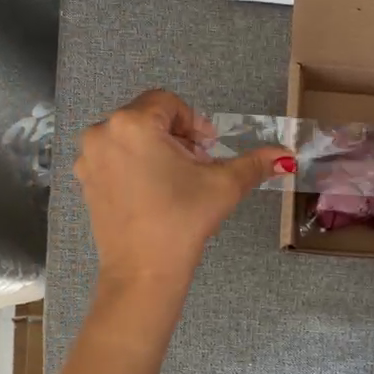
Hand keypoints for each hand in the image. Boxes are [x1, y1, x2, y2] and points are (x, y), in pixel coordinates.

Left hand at [74, 89, 291, 289]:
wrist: (143, 271)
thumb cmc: (182, 221)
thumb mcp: (224, 186)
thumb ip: (255, 164)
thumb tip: (287, 156)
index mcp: (132, 124)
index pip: (168, 102)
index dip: (194, 122)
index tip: (209, 149)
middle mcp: (102, 133)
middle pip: (147, 118)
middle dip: (177, 138)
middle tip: (198, 167)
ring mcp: (89, 159)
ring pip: (130, 139)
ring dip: (158, 152)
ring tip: (178, 183)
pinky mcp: (86, 183)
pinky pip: (115, 160)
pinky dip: (137, 168)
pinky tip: (156, 196)